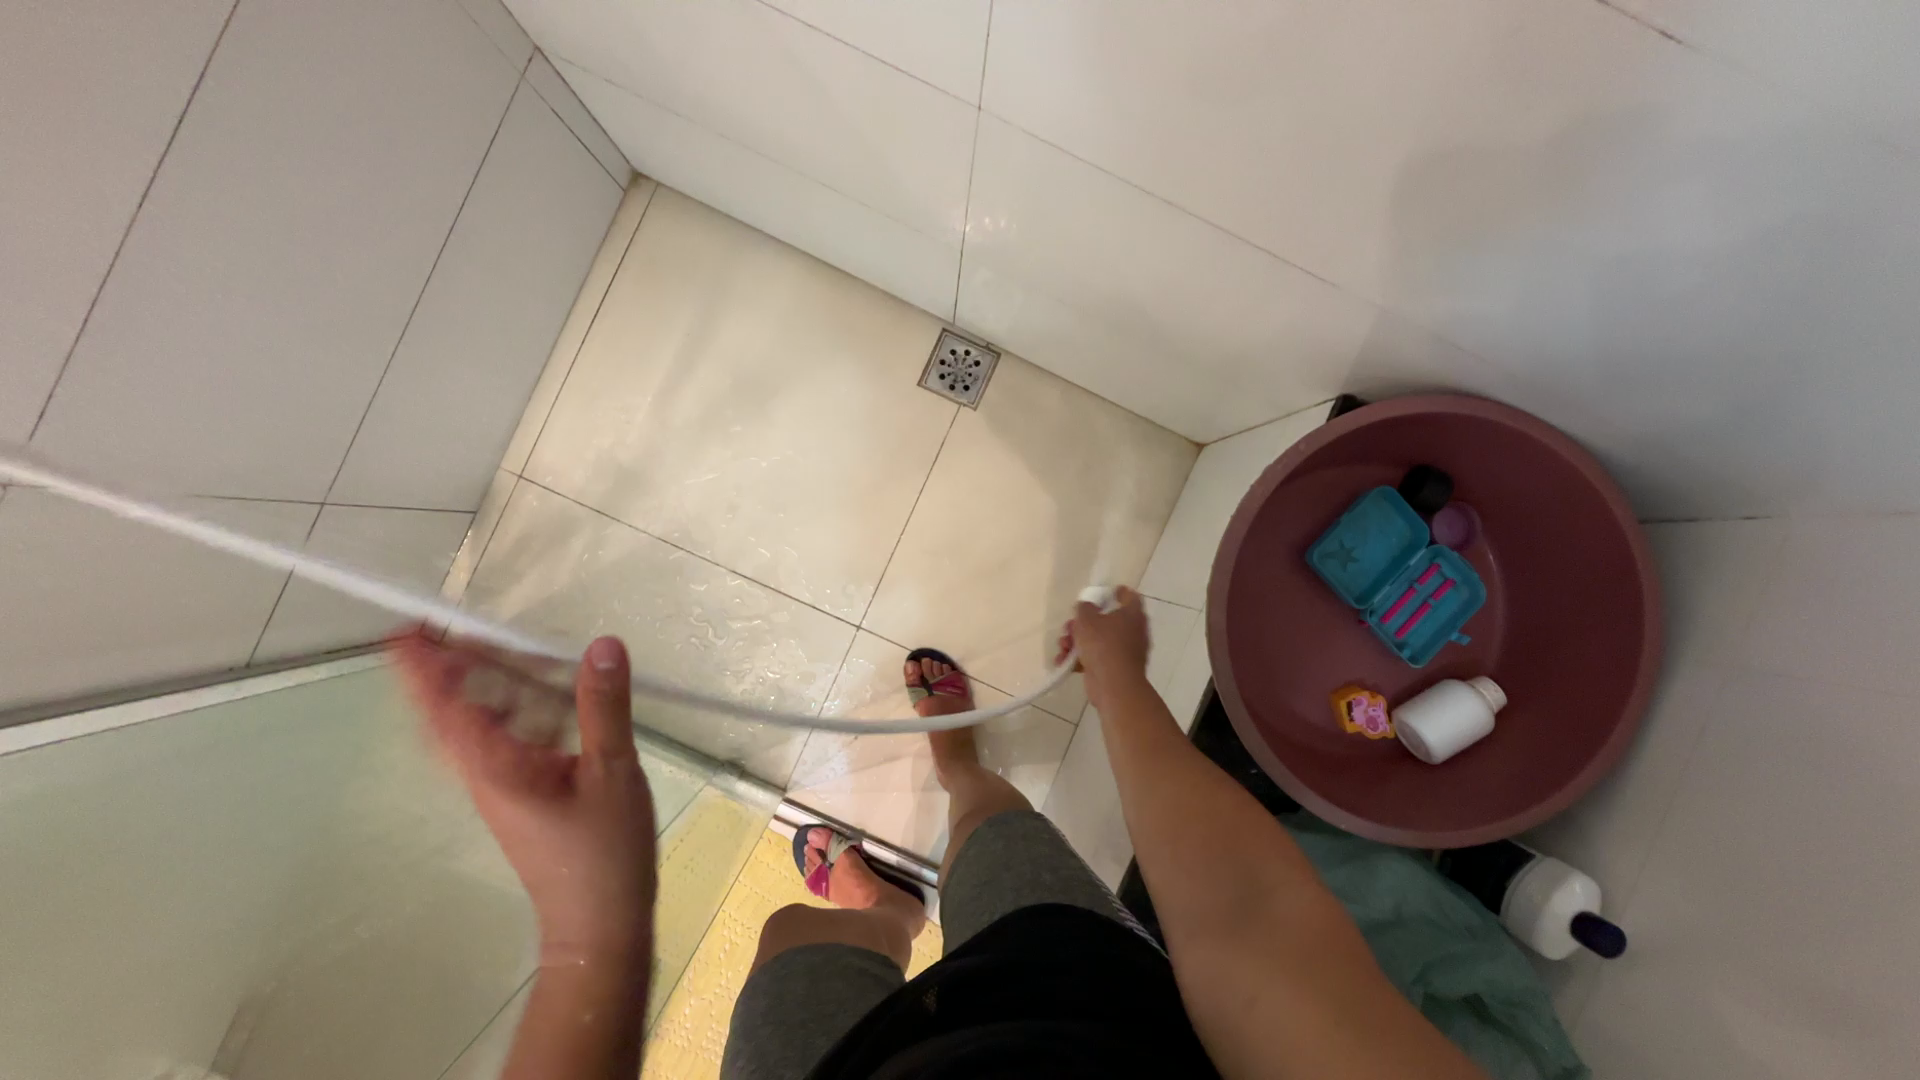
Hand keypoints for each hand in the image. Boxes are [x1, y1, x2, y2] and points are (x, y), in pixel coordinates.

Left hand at [392, 631, 656, 966]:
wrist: (599, 925)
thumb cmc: (601, 853)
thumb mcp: (611, 772)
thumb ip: (604, 708)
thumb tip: (603, 645)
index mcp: (496, 767)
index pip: (446, 708)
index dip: (423, 668)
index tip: (411, 629)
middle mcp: (488, 773)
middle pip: (459, 711)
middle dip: (465, 667)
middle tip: (481, 630)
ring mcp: (506, 786)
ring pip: (488, 725)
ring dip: (501, 688)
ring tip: (527, 656)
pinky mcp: (527, 794)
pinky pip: (513, 741)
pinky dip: (529, 713)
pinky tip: (563, 703)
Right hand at [1054, 585, 1151, 700]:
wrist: (1113, 684)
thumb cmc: (1103, 645)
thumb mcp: (1087, 619)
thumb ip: (1084, 608)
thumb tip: (1086, 606)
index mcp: (1132, 614)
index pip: (1130, 596)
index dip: (1117, 592)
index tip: (1103, 592)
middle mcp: (1132, 631)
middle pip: (1106, 620)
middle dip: (1083, 624)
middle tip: (1069, 627)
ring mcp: (1124, 652)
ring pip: (1097, 640)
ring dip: (1077, 642)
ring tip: (1063, 646)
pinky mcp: (1114, 669)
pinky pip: (1095, 658)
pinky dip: (1080, 659)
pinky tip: (1063, 662)